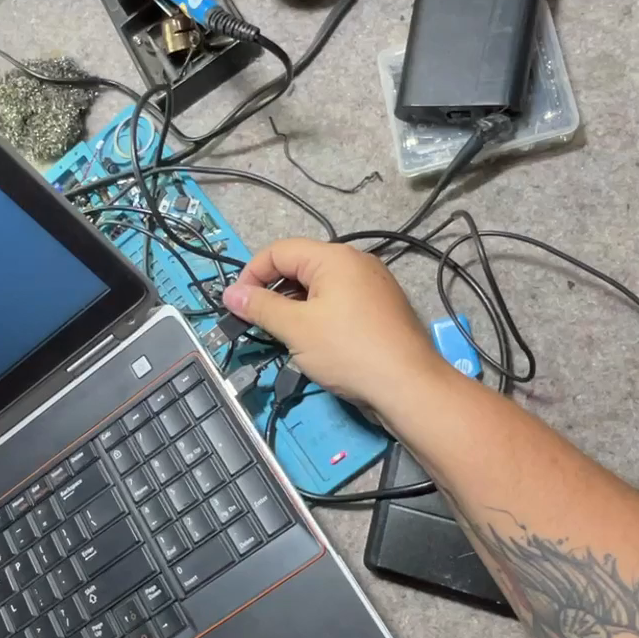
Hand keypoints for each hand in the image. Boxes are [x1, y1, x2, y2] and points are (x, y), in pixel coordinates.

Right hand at [220, 238, 453, 416]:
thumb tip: (230, 294)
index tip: (236, 304)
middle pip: (300, 266)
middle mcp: (356, 263)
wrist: (408, 387)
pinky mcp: (380, 310)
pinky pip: (338, 303)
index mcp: (334, 257)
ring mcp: (372, 286)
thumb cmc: (348, 350)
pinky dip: (317, 316)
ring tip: (281, 335)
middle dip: (272, 291)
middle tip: (255, 322)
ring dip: (293, 307)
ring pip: (319, 288)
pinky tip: (312, 343)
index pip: (279, 250)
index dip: (251, 274)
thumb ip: (260, 307)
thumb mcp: (296, 328)